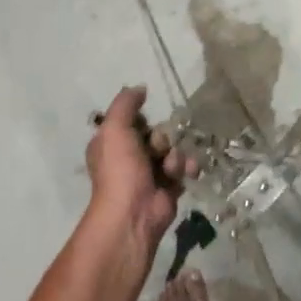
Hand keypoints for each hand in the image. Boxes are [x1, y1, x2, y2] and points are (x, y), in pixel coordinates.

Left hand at [85, 86, 198, 249]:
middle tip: (156, 149)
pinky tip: (187, 173)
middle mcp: (130, 156)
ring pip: (174, 149)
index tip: (144, 124)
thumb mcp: (114, 129)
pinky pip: (185, 167)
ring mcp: (151, 172)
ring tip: (170, 167)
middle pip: (158, 133)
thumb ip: (125, 104)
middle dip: (162, 139)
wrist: (134, 213)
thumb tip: (140, 88)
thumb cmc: (120, 170)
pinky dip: (187, 168)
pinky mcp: (170, 185)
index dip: (143, 120)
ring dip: (176, 155)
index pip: (134, 120)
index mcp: (112, 143)